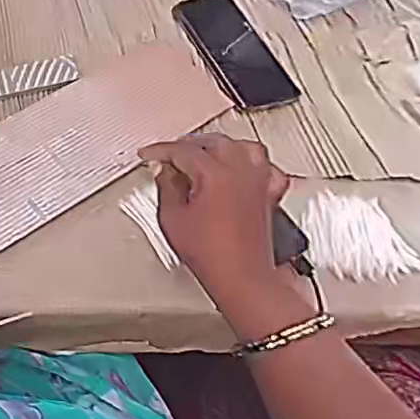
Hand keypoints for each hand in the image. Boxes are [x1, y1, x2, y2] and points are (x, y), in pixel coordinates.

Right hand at [138, 135, 294, 311]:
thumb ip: (167, 187)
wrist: (240, 276)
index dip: (161, 150)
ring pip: (244, 147)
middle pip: (214, 142)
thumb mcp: (172, 217)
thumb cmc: (211, 253)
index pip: (182, 150)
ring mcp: (259, 183)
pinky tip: (242, 169)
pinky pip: (266, 168)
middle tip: (171, 153)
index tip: (150, 154)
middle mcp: (241, 173)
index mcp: (215, 175)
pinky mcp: (269, 196)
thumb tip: (165, 173)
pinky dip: (253, 164)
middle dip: (189, 144)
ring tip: (204, 152)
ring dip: (221, 146)